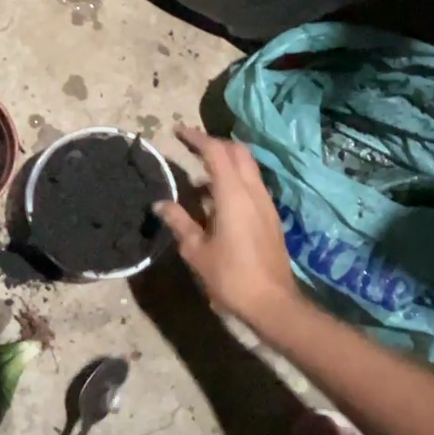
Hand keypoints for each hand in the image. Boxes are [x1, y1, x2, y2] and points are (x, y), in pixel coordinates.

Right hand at [153, 126, 299, 323]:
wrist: (272, 303)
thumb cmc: (230, 276)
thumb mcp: (196, 250)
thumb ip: (179, 222)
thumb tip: (161, 204)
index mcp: (233, 194)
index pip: (216, 152)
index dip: (196, 138)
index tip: (177, 131)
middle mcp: (253, 191)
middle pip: (237, 152)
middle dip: (213, 143)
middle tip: (189, 146)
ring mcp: (265, 203)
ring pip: (247, 168)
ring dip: (224, 162)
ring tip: (197, 176)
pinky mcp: (270, 216)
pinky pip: (251, 185)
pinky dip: (233, 180)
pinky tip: (215, 200)